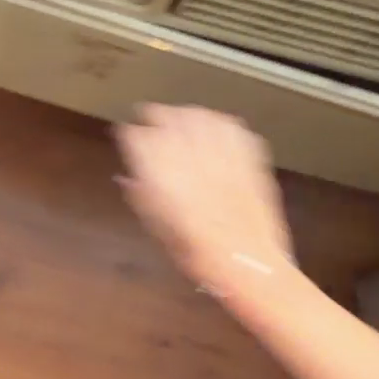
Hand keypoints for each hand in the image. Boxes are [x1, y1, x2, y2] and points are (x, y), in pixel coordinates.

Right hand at [113, 105, 297, 306]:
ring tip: (181, 116)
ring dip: (188, 114)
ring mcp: (225, 157)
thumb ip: (143, 196)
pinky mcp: (251, 161)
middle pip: (171, 120)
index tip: (128, 132)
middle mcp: (194, 161)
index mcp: (166, 178)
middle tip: (149, 116)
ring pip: (203, 118)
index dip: (132, 133)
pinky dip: (222, 123)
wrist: (247, 263)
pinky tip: (217, 126)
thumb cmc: (197, 254)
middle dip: (157, 115)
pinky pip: (235, 130)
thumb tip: (129, 178)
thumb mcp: (160, 229)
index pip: (141, 140)